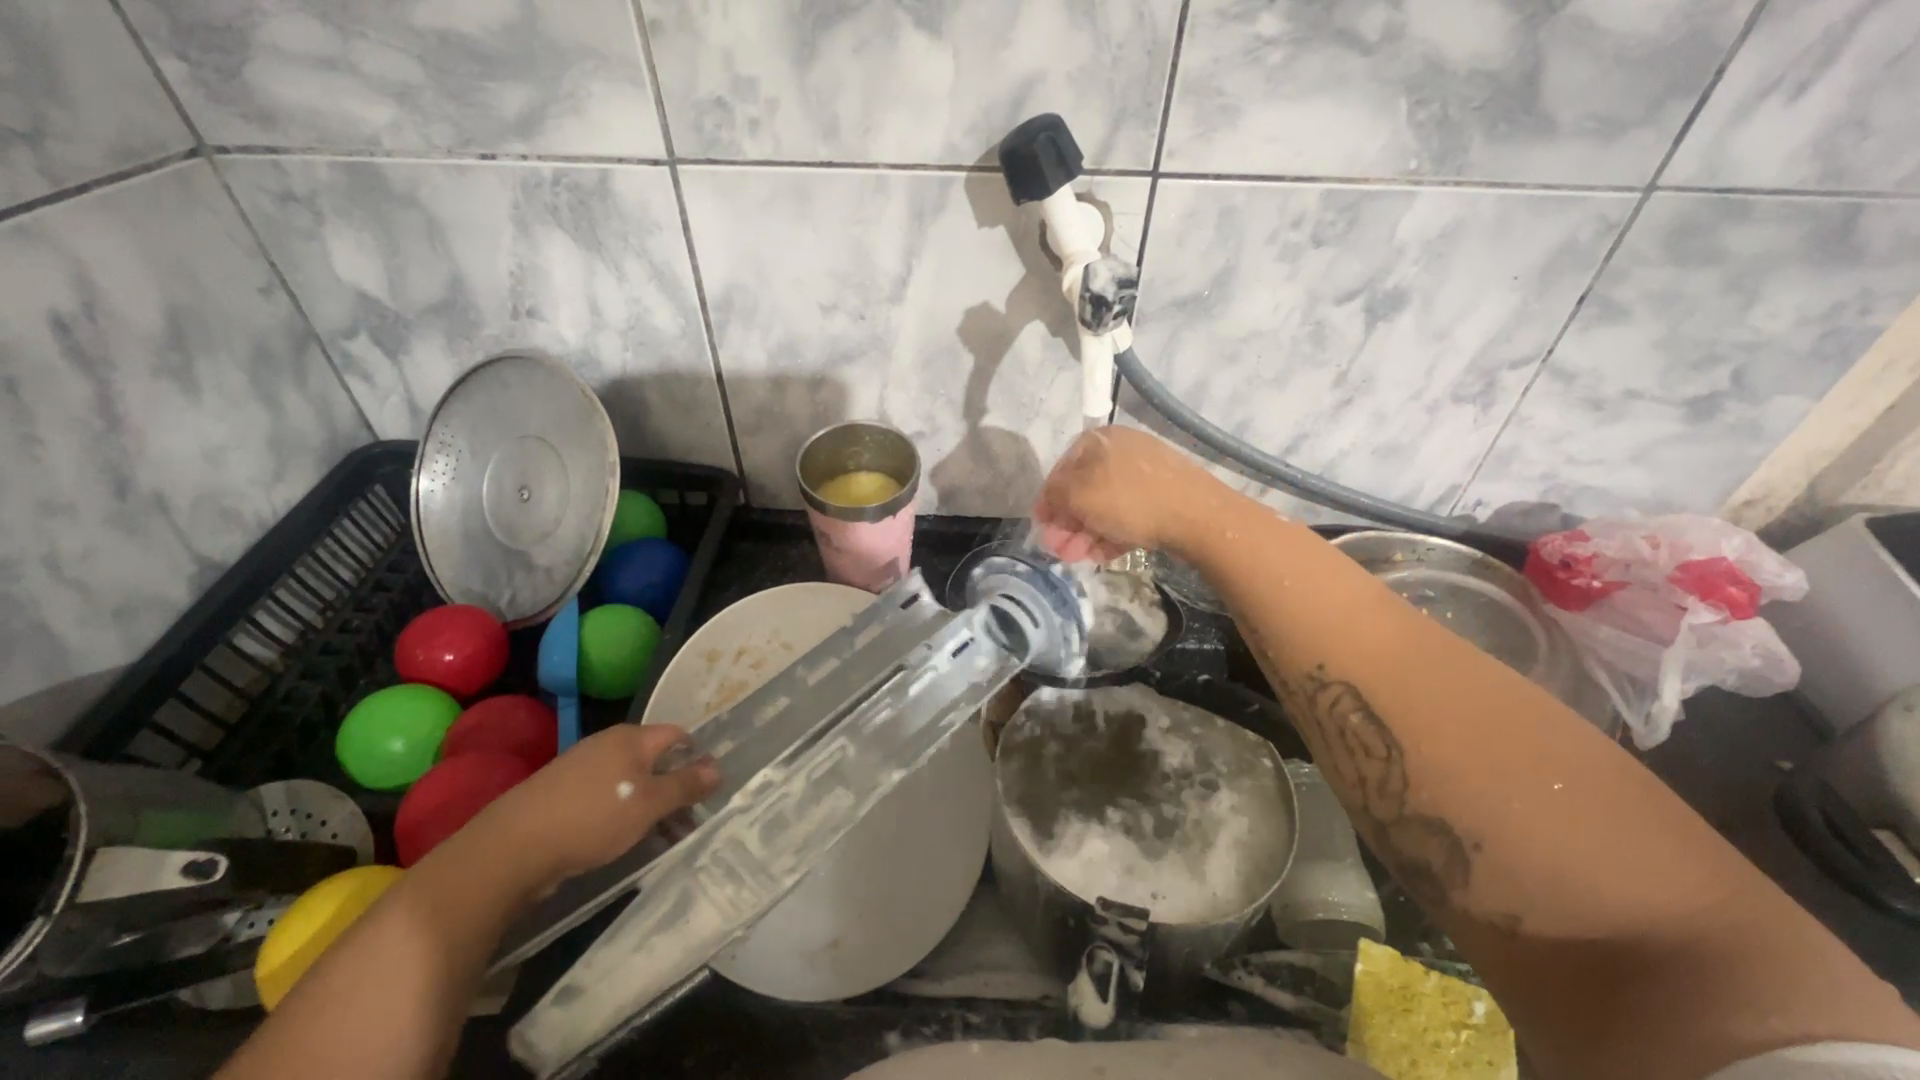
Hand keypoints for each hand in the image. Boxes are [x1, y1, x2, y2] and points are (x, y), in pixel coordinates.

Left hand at [455, 724, 719, 890]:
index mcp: (631, 738)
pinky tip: (628, 840)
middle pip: (654, 760)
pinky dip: (625, 814)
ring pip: (631, 783)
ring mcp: (581, 769)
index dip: (698, 757)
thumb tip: (717, 767)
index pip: (677, 735)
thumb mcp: (649, 804)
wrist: (514, 847)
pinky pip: (608, 798)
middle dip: (676, 787)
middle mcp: (607, 745)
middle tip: (694, 819)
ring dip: (652, 806)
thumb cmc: (593, 817)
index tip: (712, 787)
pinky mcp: (563, 795)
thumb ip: (685, 785)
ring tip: (667, 837)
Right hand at [1031, 427, 1225, 561]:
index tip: (1041, 529)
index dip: (1047, 501)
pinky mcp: (1163, 498)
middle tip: (1059, 552)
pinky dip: (1111, 535)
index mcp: (1099, 440)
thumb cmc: (1130, 499)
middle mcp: (1121, 451)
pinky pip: (1128, 516)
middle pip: (1084, 491)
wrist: (1197, 516)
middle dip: (1067, 524)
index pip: (1061, 469)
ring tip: (1078, 560)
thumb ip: (1054, 494)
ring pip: (1105, 506)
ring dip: (1086, 534)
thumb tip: (1048, 499)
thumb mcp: (1079, 494)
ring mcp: (1145, 474)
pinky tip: (1102, 556)